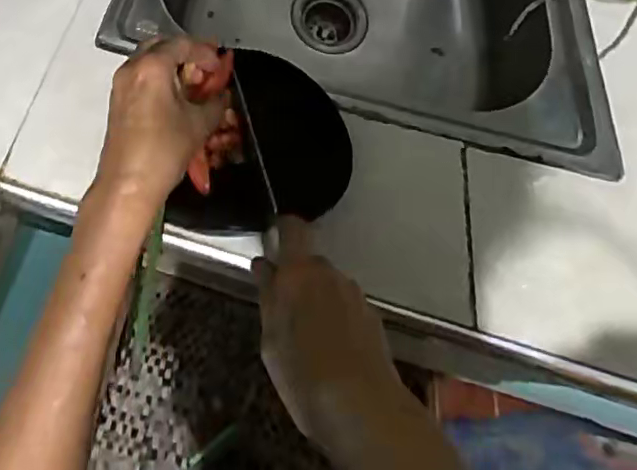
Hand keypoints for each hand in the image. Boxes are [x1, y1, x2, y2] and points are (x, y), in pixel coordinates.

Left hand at [94, 37, 230, 203]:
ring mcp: (121, 84)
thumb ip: (214, 103)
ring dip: (172, 64)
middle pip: (162, 45)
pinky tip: (176, 95)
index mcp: (152, 67)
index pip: (183, 44)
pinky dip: (159, 77)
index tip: (219, 65)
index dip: (205, 52)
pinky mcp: (118, 100)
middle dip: (186, 52)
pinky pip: (141, 76)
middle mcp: (132, 69)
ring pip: (149, 60)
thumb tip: (220, 96)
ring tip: (194, 81)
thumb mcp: (199, 124)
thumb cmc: (163, 152)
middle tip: (206, 65)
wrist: (127, 186)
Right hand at [256, 218, 439, 467]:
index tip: (272, 240)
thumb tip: (264, 266)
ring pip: (329, 286)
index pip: (292, 228)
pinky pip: (347, 307)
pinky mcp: (373, 317)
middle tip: (285, 310)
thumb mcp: (271, 339)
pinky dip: (338, 319)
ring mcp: (354, 294)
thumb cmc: (304, 374)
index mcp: (298, 271)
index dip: (282, 228)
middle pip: (310, 263)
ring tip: (310, 339)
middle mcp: (328, 273)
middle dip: (297, 279)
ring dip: (318, 301)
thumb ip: (268, 296)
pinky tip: (333, 350)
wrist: (364, 408)